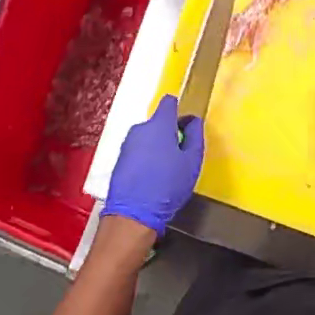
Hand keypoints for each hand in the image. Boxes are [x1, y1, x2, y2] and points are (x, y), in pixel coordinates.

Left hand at [102, 95, 204, 235]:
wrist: (134, 212)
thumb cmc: (168, 184)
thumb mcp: (192, 162)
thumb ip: (195, 136)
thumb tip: (193, 121)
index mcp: (159, 124)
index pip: (169, 102)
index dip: (180, 110)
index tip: (186, 127)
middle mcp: (140, 129)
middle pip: (158, 123)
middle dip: (169, 134)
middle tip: (180, 156)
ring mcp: (127, 144)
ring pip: (147, 139)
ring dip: (157, 148)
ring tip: (166, 172)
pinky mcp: (119, 159)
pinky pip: (137, 152)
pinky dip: (146, 160)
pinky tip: (152, 179)